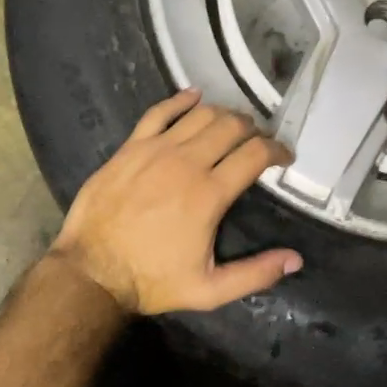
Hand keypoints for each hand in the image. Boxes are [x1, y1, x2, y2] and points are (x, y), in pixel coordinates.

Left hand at [50, 90, 302, 314]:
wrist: (91, 273)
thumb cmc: (151, 281)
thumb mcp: (209, 290)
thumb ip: (255, 274)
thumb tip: (295, 260)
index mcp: (210, 194)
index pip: (255, 155)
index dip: (277, 150)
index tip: (284, 156)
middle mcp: (187, 162)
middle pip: (231, 127)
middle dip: (253, 129)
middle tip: (258, 141)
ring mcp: (156, 149)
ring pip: (201, 115)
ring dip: (223, 114)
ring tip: (232, 125)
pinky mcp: (131, 147)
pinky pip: (159, 111)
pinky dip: (180, 100)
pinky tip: (193, 95)